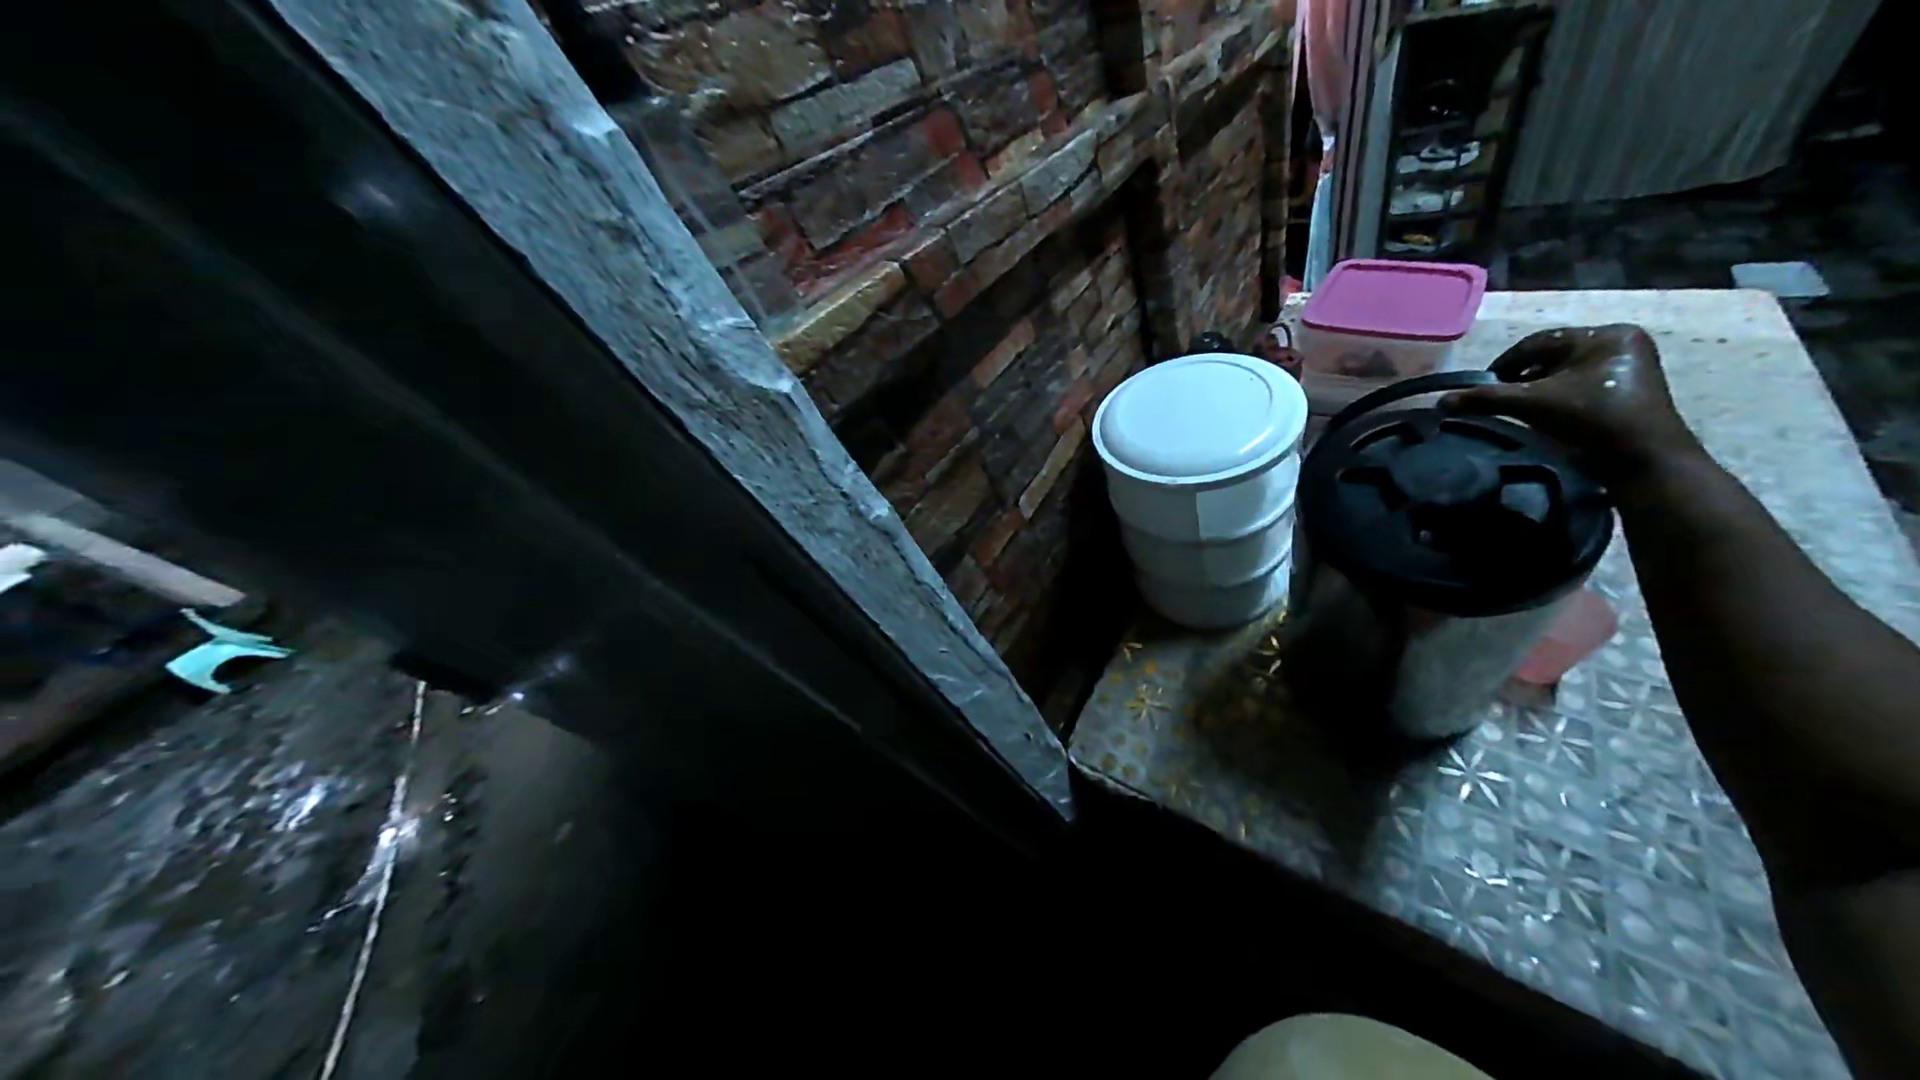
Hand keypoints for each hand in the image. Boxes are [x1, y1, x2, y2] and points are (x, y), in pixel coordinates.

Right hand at [1441, 324, 1702, 481]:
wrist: (1642, 459)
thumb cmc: (1591, 419)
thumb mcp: (1532, 404)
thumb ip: (1485, 399)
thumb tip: (1442, 401)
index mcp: (1605, 334)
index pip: (1538, 343)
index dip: (1503, 364)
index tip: (1481, 388)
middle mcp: (1622, 342)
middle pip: (1552, 357)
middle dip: (1522, 378)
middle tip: (1500, 401)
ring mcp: (1630, 365)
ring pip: (1565, 372)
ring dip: (1538, 389)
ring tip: (1521, 410)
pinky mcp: (1631, 387)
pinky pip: (1581, 384)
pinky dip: (1558, 396)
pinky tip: (1548, 414)